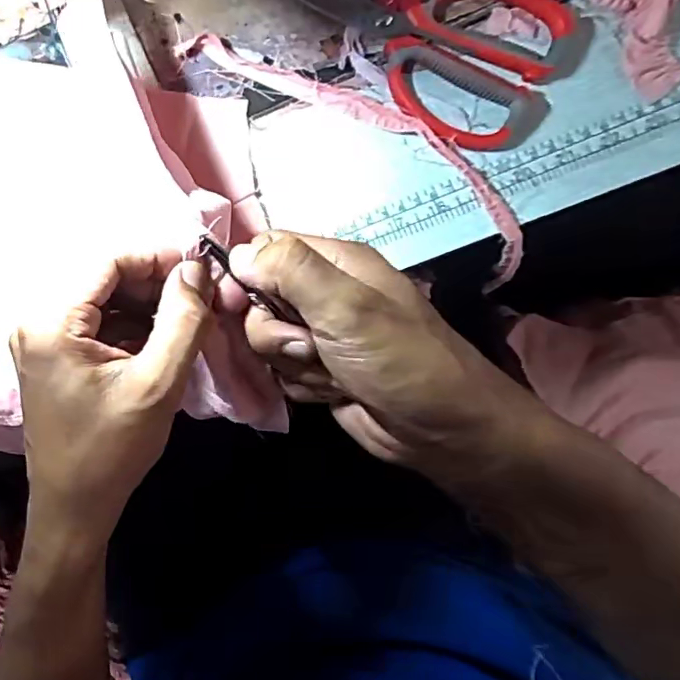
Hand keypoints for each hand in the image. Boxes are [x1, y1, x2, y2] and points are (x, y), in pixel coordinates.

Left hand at [11, 252, 213, 558]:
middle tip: (203, 298)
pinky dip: (134, 327)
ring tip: (191, 320)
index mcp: (50, 322)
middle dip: (157, 285)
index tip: (201, 271)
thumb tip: (197, 268)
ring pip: (106, 301)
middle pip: (106, 280)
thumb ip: (183, 321)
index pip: (109, 263)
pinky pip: (99, 325)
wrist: (74, 508)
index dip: (159, 260)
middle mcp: (37, 322)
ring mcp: (43, 340)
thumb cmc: (111, 450)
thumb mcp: (157, 384)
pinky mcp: (55, 357)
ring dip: (149, 306)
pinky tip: (164, 340)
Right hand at [224, 232, 550, 491]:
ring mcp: (321, 335)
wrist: (441, 430)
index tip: (238, 304)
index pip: (266, 249)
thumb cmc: (399, 358)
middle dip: (275, 331)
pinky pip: (282, 372)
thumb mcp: (346, 305)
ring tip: (332, 372)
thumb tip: (238, 255)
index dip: (245, 275)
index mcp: (334, 262)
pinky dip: (302, 385)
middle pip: (259, 301)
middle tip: (310, 345)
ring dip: (292, 363)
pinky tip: (333, 391)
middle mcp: (324, 293)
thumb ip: (291, 271)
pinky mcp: (319, 371)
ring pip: (267, 342)